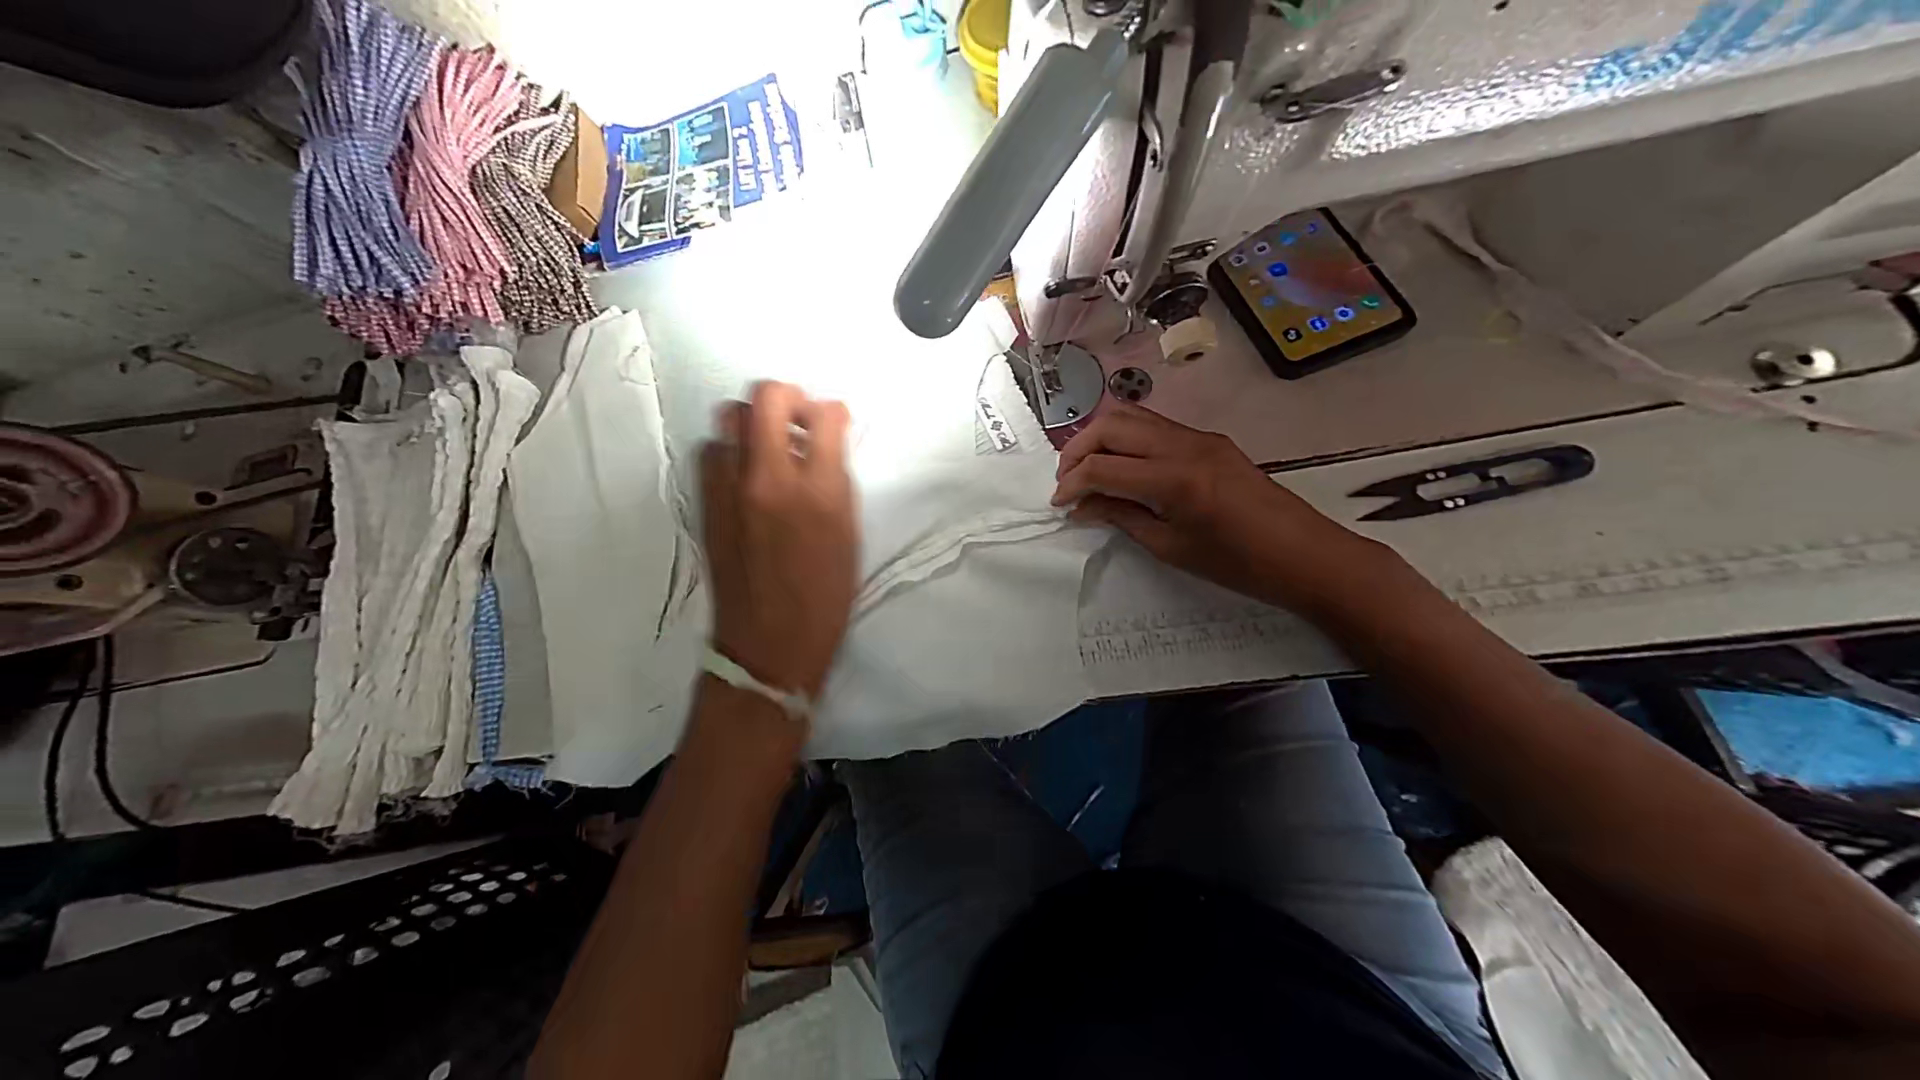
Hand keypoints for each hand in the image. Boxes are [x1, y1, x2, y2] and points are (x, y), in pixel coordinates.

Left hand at [701, 382, 858, 700]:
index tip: (834, 423)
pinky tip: (745, 474)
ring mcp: (730, 488)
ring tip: (769, 448)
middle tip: (799, 421)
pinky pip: (711, 452)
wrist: (770, 644)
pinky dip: (729, 450)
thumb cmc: (825, 595)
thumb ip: (837, 480)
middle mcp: (770, 478)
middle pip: (766, 397)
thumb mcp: (849, 535)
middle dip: (788, 397)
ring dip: (754, 422)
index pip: (824, 414)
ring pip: (729, 418)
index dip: (832, 411)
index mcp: (819, 491)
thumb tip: (827, 442)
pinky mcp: (706, 503)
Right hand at [1051, 404, 1388, 612]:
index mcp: (1173, 479)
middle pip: (1111, 426)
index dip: (1071, 484)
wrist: (1304, 554)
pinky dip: (1127, 439)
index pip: (1102, 467)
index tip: (1059, 504)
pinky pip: (1155, 425)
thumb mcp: (1171, 547)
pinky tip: (1122, 467)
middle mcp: (1183, 446)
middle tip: (1068, 482)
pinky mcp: (1209, 439)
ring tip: (1089, 471)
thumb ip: (1122, 517)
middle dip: (1078, 451)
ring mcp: (1198, 437)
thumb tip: (1084, 505)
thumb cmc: (1238, 564)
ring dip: (1101, 438)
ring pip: (1132, 416)